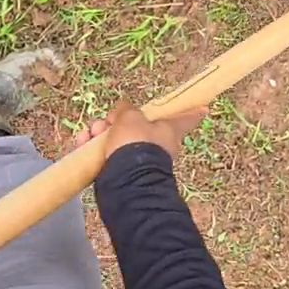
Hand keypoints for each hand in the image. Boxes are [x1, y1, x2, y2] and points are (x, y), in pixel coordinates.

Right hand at [73, 100, 206, 160]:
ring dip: (99, 134)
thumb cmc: (135, 144)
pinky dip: (93, 148)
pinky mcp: (121, 171)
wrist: (124, 181)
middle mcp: (157, 145)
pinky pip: (106, 153)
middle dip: (114, 122)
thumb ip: (125, 109)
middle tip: (104, 123)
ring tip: (90, 135)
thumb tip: (121, 112)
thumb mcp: (129, 117)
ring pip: (117, 138)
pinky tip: (82, 144)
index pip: (184, 117)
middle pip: (136, 125)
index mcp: (168, 130)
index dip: (192, 111)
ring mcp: (139, 160)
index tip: (205, 107)